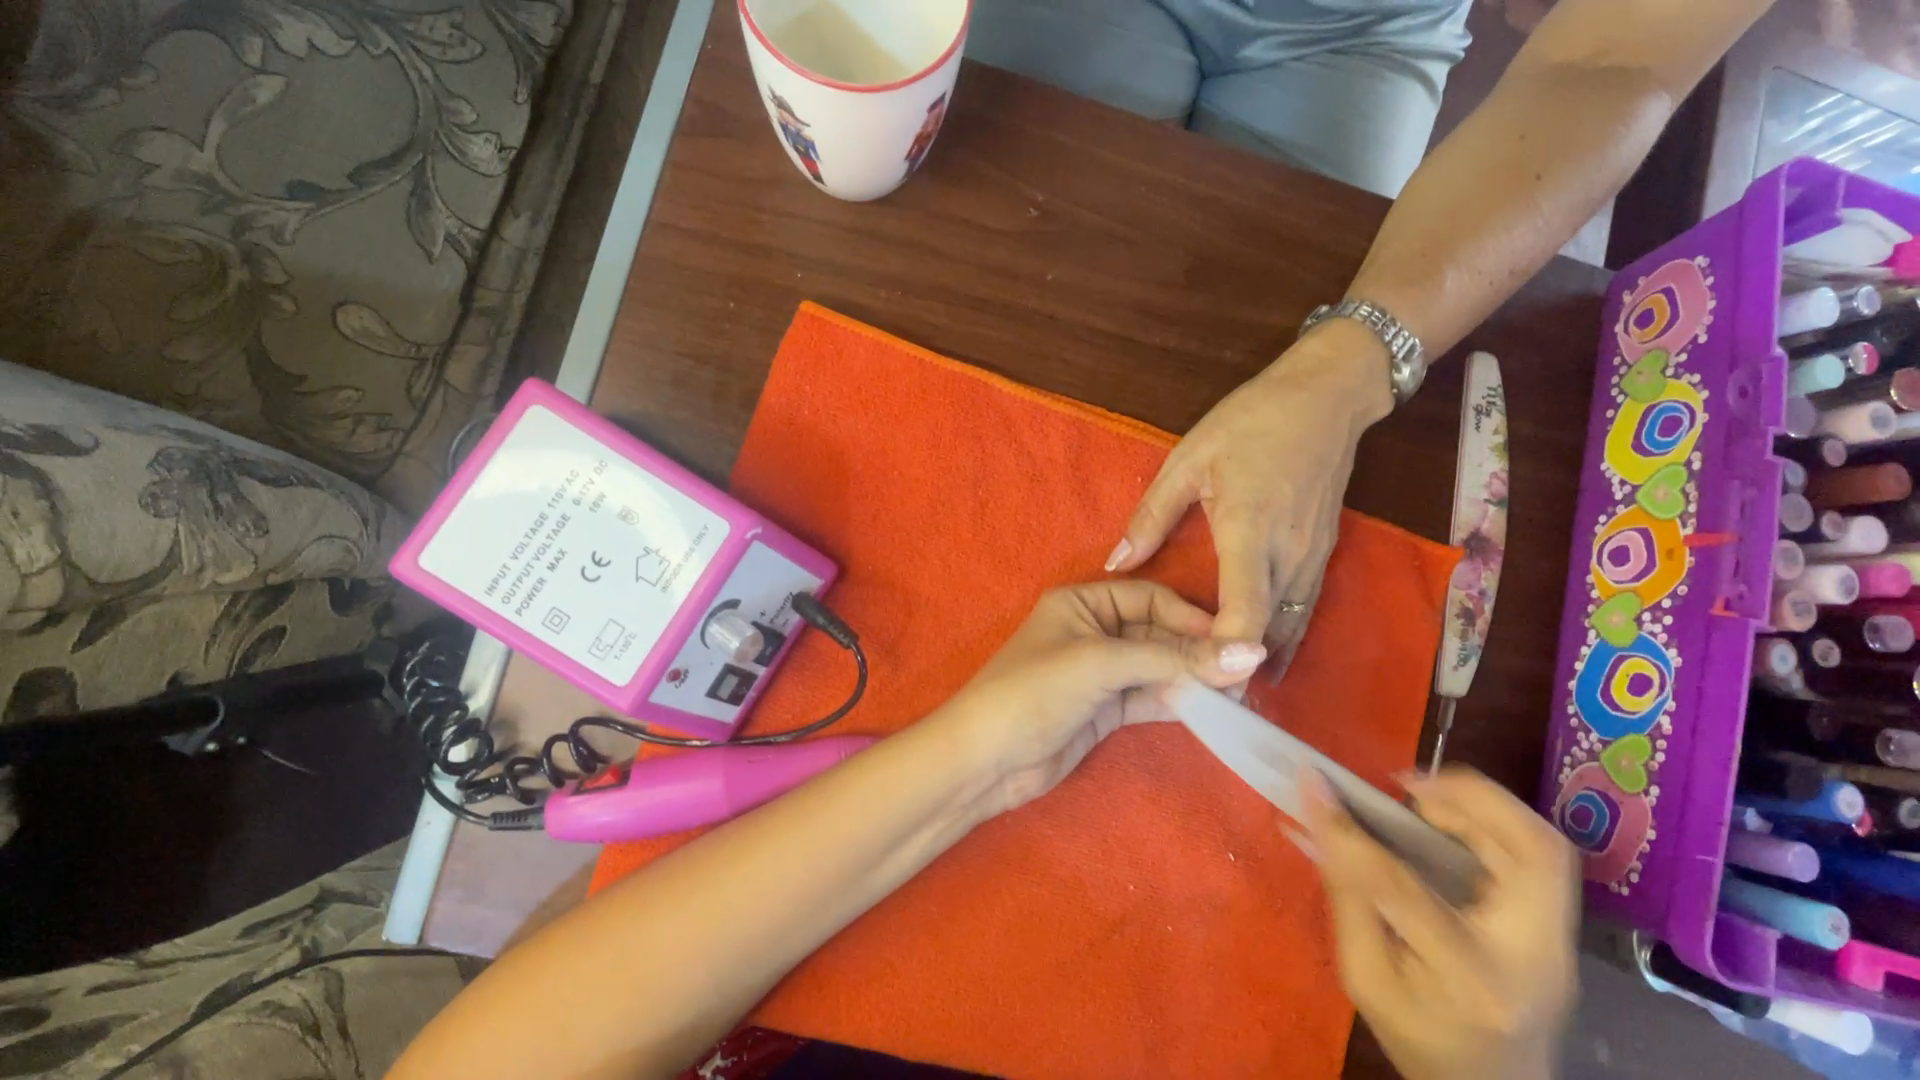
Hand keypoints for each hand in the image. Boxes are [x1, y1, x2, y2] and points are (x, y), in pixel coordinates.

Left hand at [934, 581, 1265, 816]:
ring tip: (1241, 694)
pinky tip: (1214, 710)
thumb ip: (1173, 659)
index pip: (1150, 598)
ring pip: (1159, 669)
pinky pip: (1151, 698)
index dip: (1191, 616)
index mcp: (1082, 603)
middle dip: (1199, 651)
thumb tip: (1251, 652)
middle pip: (1159, 634)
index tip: (1236, 640)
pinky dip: (1180, 702)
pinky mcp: (1105, 711)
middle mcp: (1094, 632)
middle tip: (1249, 673)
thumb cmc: (1033, 692)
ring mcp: (1100, 674)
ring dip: (1196, 680)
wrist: (984, 761)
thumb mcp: (1100, 664)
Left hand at [1110, 319, 1393, 675]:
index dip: (1221, 653)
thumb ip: (1151, 517)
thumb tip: (1116, 562)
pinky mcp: (1324, 556)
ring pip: (1288, 628)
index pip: (1242, 611)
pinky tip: (1257, 658)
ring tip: (1220, 688)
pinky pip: (1302, 611)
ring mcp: (1313, 557)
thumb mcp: (1187, 462)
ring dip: (1257, 658)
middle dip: (1233, 669)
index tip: (1191, 679)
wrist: (1326, 397)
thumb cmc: (1249, 423)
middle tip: (1194, 696)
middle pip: (1267, 632)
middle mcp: (1287, 554)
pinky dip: (1281, 637)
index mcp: (1249, 530)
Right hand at [1304, 768, 1579, 1079]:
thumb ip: (1346, 896)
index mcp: (1467, 979)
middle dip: (1473, 798)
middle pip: (1532, 853)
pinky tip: (1450, 824)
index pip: (1404, 889)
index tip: (1314, 784)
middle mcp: (1533, 954)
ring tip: (1424, 798)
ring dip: (1484, 807)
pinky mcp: (1562, 929)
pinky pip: (1538, 857)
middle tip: (1408, 783)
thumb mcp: (1365, 977)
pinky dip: (1494, 826)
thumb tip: (1315, 814)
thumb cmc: (1420, 1040)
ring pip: (1544, 847)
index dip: (1353, 833)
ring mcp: (1560, 942)